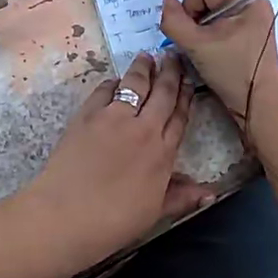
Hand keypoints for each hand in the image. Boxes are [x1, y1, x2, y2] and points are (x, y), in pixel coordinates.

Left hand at [20, 53, 214, 265]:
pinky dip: (113, 82)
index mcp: (163, 153)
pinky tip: (116, 80)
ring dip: (143, 69)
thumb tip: (211, 191)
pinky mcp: (88, 114)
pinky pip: (105, 90)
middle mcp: (143, 129)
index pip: (180, 116)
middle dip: (170, 72)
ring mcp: (114, 118)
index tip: (189, 81)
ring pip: (134, 85)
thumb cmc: (113, 221)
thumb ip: (181, 197)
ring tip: (148, 56)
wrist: (65, 215)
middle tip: (173, 56)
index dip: (185, 96)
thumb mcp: (154, 213)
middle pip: (162, 93)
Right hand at [159, 0, 277, 122]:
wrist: (260, 105)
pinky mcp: (249, 36)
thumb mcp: (197, 45)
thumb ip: (174, 21)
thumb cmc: (232, 71)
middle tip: (194, 43)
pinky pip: (221, 25)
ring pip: (212, 13)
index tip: (189, 32)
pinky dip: (209, 36)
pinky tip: (209, 54)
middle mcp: (253, 5)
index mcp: (247, 0)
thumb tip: (167, 3)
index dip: (189, 6)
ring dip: (200, 30)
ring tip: (201, 51)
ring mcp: (252, 21)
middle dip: (194, 19)